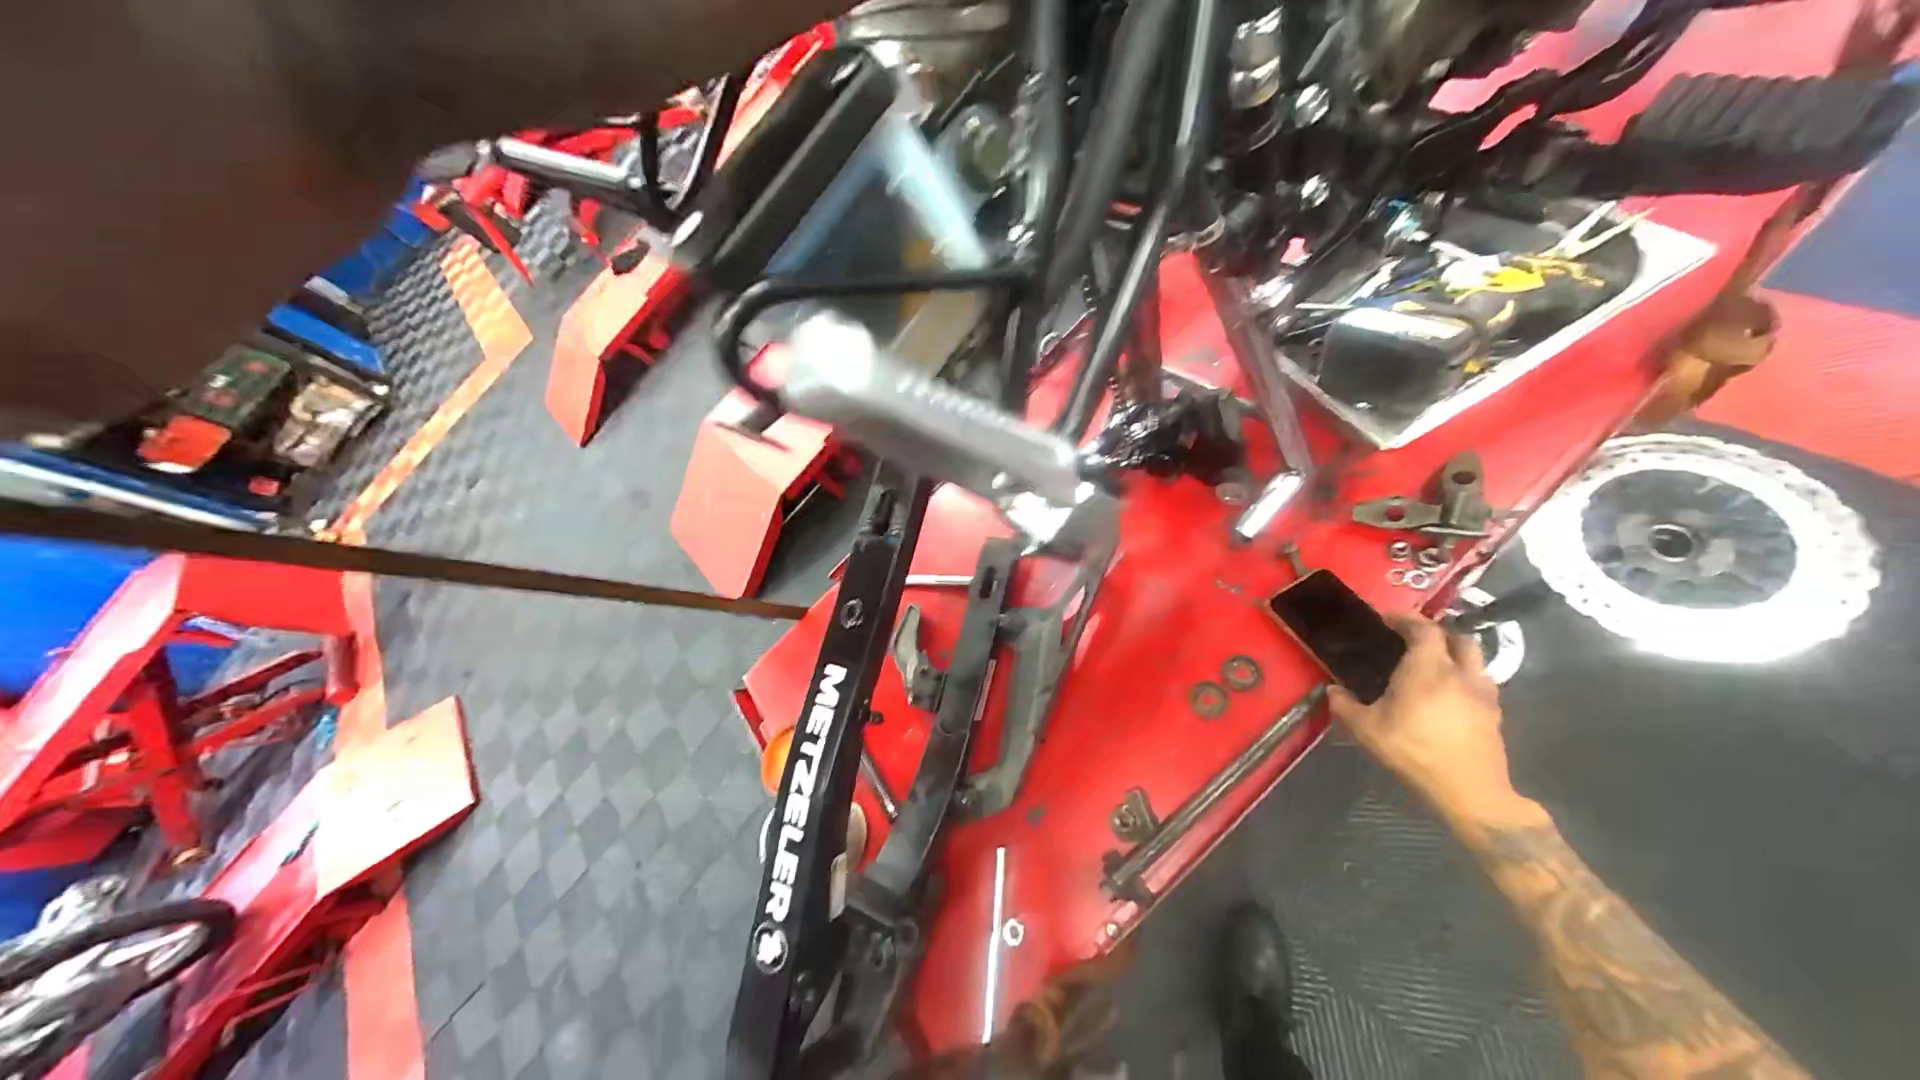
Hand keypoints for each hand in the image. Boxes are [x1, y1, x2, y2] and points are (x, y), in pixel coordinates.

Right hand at [1328, 614, 1534, 826]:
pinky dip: (1465, 676)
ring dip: (1454, 653)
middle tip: (1413, 639)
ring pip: (1475, 658)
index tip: (1388, 619)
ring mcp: (1483, 692)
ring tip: (1433, 664)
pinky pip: (1481, 680)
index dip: (1406, 619)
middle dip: (1436, 632)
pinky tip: (1449, 693)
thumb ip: (1345, 705)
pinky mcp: (1495, 712)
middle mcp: (1460, 673)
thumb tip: (1332, 690)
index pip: (1424, 629)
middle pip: (1457, 637)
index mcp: (1427, 669)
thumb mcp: (1367, 730)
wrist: (1469, 790)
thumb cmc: (1414, 752)